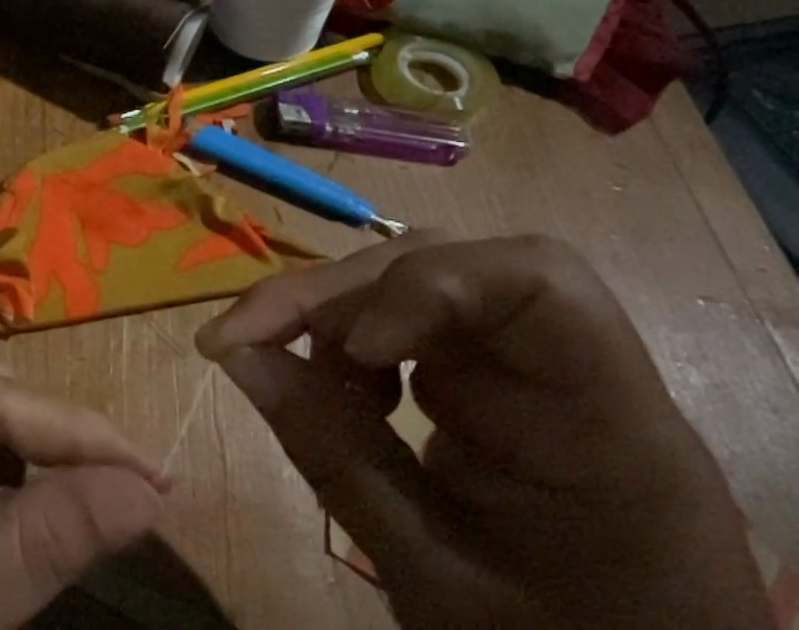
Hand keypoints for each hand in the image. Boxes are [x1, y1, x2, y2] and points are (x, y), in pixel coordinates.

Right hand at [197, 234, 772, 629]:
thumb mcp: (429, 574)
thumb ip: (335, 458)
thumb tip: (236, 354)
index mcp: (602, 427)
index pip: (536, 285)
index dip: (425, 284)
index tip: (346, 349)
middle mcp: (569, 371)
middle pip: (449, 264)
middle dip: (333, 293)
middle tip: (240, 338)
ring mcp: (529, 370)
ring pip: (416, 281)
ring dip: (330, 311)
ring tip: (278, 367)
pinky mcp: (494, 380)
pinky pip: (408, 324)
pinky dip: (346, 341)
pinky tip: (329, 389)